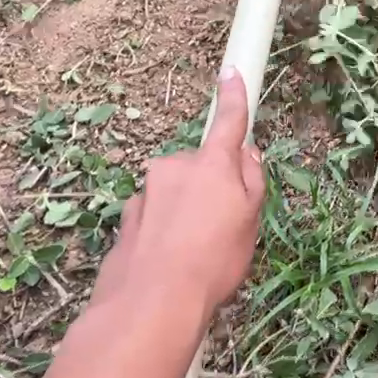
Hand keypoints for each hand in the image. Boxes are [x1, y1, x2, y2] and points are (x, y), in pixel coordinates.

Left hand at [91, 69, 265, 319]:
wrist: (149, 305)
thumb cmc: (214, 258)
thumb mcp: (251, 217)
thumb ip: (252, 179)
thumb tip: (246, 153)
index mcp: (210, 164)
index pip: (229, 121)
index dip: (233, 96)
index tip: (230, 72)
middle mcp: (173, 169)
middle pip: (201, 165)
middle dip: (213, 185)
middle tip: (226, 223)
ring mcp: (145, 195)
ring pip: (177, 194)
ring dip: (188, 212)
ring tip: (199, 252)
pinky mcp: (125, 222)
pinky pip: (156, 217)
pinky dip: (166, 232)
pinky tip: (173, 262)